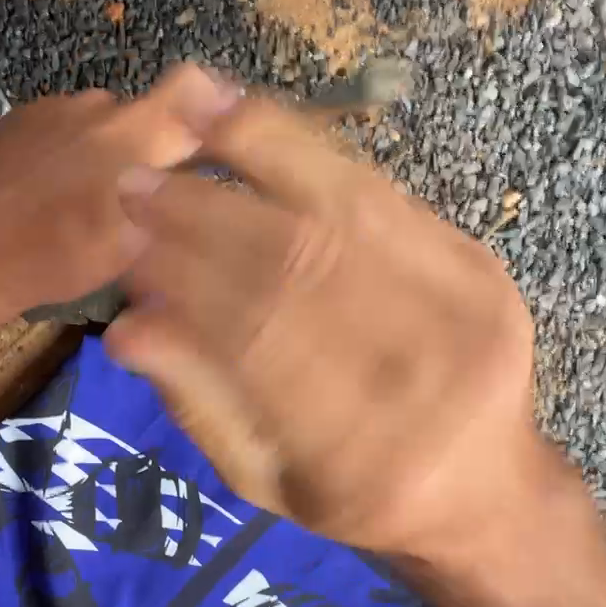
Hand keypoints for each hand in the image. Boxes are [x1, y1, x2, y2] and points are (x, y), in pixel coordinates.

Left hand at [0, 66, 239, 332]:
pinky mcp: (19, 116)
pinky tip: (47, 190)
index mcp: (133, 135)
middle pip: (142, 116)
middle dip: (145, 150)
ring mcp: (54, 107)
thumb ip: (170, 203)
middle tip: (131, 199)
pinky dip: (65, 150)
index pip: (192, 87)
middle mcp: (97, 106)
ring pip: (100, 122)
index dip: (209, 105)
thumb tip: (188, 182)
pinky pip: (62, 125)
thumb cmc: (54, 259)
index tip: (207, 139)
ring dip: (102, 152)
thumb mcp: (127, 247)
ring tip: (81, 200)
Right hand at [108, 93, 546, 573]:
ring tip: (189, 111)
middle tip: (136, 183)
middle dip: (203, 213)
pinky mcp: (476, 261)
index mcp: (354, 445)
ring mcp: (461, 307)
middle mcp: (418, 369)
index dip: (182, 276)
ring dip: (257, 152)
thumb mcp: (260, 478)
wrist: (482, 486)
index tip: (123, 240)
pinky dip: (311, 149)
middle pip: (295, 262)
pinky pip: (379, 192)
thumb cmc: (352, 495)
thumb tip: (123, 328)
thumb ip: (198, 403)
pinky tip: (258, 119)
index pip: (251, 333)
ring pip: (339, 209)